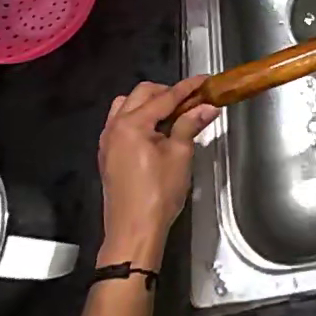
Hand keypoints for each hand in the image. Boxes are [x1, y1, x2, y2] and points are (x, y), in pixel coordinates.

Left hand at [95, 77, 217, 269]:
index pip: (165, 97)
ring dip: (149, 103)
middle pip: (142, 94)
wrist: (133, 234)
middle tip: (190, 101)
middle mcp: (115, 126)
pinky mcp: (107, 154)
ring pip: (127, 104)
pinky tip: (154, 131)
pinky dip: (137, 117)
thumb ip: (190, 124)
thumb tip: (208, 106)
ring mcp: (107, 140)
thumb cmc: (158, 194)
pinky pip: (120, 122)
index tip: (205, 80)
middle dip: (167, 93)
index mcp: (132, 123)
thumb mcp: (180, 155)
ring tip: (171, 115)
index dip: (187, 88)